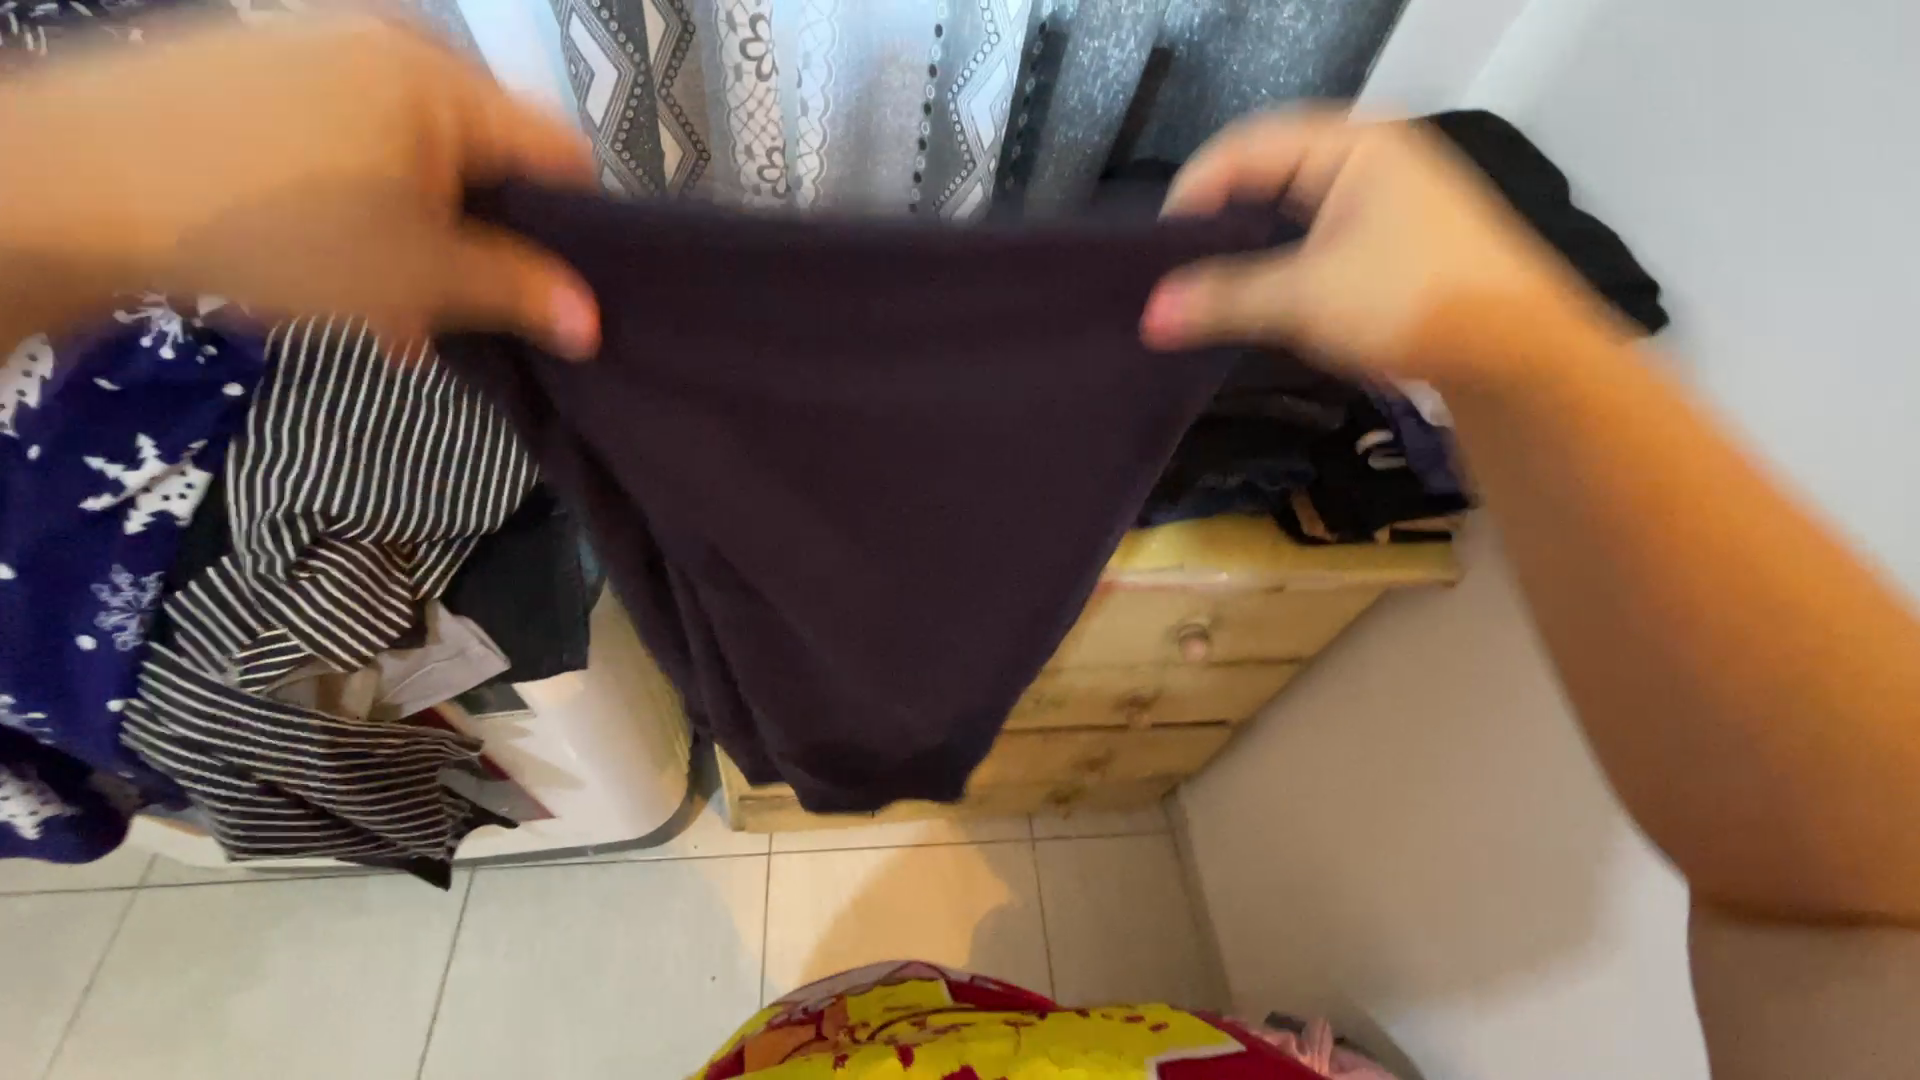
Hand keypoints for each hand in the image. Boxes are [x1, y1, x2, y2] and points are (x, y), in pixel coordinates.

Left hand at [0, 15, 599, 357]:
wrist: (56, 183)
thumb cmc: (275, 229)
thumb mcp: (421, 274)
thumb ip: (521, 293)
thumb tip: (592, 323)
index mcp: (442, 82)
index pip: (561, 153)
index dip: (575, 225)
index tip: (557, 284)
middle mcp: (390, 47)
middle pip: (489, 159)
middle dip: (490, 242)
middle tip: (467, 308)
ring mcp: (319, 49)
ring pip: (423, 159)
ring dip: (429, 237)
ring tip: (396, 306)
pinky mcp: (263, 68)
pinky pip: (358, 141)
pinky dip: (372, 204)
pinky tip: (342, 261)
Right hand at [1139, 108, 1610, 384]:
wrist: (1513, 351)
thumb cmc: (1409, 301)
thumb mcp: (1304, 298)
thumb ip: (1222, 302)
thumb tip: (1149, 318)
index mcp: (1351, 143)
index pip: (1245, 146)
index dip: (1192, 191)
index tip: (1157, 249)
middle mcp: (1368, 152)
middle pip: (1265, 168)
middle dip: (1215, 214)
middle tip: (1174, 263)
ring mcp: (1382, 192)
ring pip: (1288, 201)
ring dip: (1244, 237)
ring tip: (1204, 277)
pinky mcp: (1388, 233)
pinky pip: (1310, 228)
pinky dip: (1275, 252)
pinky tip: (1255, 285)